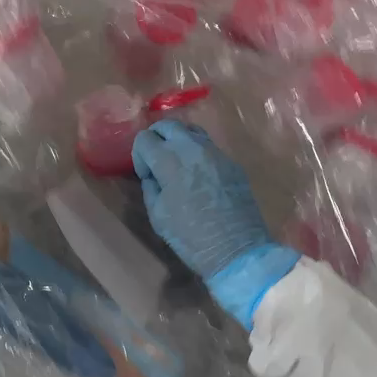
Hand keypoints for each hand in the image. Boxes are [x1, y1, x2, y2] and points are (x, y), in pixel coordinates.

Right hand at [133, 120, 299, 327]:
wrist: (237, 252)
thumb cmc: (191, 237)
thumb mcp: (158, 216)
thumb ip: (150, 187)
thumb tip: (152, 175)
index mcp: (169, 160)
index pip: (144, 138)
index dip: (139, 155)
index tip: (146, 175)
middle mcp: (191, 147)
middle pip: (167, 125)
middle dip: (156, 138)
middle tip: (156, 160)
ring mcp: (215, 152)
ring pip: (190, 130)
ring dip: (178, 140)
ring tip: (178, 162)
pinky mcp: (231, 162)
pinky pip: (208, 146)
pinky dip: (197, 152)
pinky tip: (199, 174)